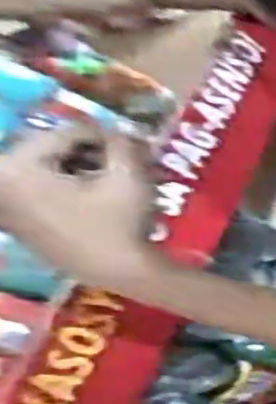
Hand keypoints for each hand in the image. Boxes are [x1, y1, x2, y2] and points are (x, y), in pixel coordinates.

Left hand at [0, 122, 162, 286]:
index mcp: (14, 164)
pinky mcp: (14, 217)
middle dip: (87, 153)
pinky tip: (95, 198)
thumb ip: (125, 149)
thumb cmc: (120, 223)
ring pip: (42, 169)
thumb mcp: (131, 181)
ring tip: (112, 180)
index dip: (103, 136)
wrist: (115, 270)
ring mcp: (2, 200)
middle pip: (46, 151)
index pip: (61, 134)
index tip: (134, 143)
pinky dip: (66, 187)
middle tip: (125, 162)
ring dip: (78, 169)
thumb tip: (125, 132)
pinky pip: (37, 189)